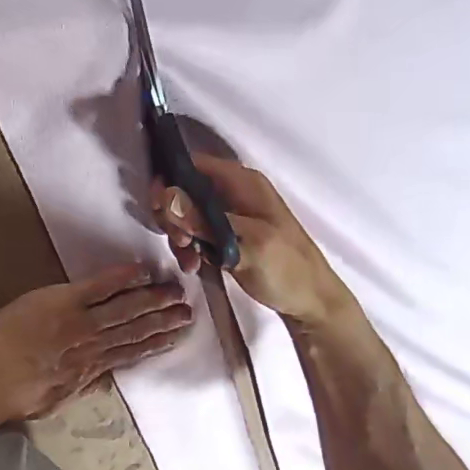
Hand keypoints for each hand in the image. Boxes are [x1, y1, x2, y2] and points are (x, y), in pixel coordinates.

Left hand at [0, 265, 191, 419]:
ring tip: (176, 293)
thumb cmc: (17, 393)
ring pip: (127, 309)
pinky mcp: (66, 301)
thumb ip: (82, 387)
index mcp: (91, 369)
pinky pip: (100, 287)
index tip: (174, 337)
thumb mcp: (56, 400)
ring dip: (153, 299)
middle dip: (163, 320)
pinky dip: (122, 278)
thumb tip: (102, 382)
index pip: (130, 354)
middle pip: (136, 330)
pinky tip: (141, 270)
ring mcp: (82, 321)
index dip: (155, 344)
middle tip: (187, 311)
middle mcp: (94, 345)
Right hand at [151, 154, 357, 327]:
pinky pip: (196, 232)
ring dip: (180, 235)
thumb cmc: (288, 269)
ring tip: (189, 260)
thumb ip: (205, 220)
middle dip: (174, 215)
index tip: (157, 208)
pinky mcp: (226, 235)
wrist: (312, 305)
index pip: (193, 165)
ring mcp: (230, 214)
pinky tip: (194, 265)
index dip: (170, 180)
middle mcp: (233, 192)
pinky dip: (190, 247)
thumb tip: (167, 196)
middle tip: (181, 241)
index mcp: (242, 182)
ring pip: (186, 213)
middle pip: (184, 190)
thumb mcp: (246, 245)